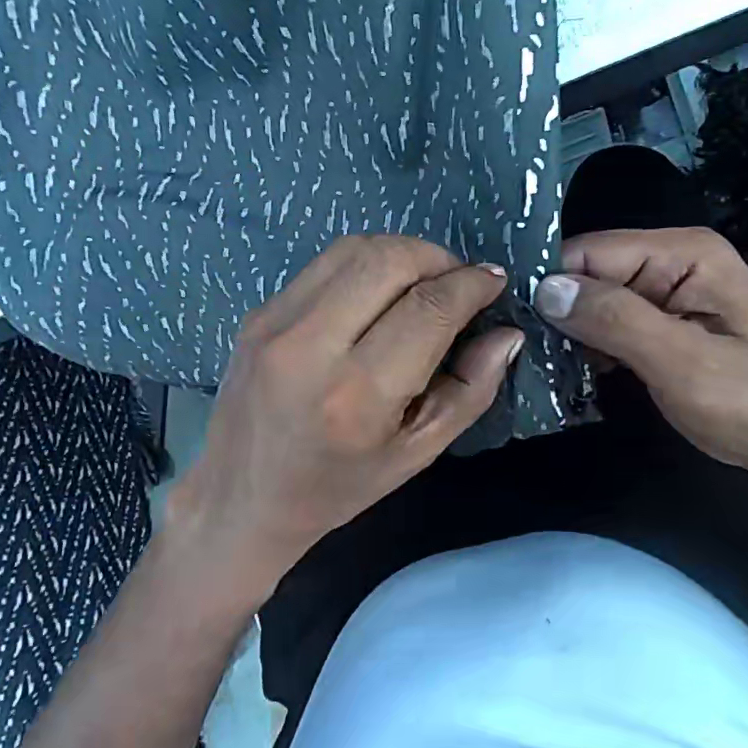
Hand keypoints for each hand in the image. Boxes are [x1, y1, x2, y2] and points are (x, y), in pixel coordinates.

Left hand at [163, 235, 521, 598]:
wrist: (241, 498)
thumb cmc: (339, 486)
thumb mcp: (419, 453)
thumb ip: (471, 391)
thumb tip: (507, 334)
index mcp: (357, 395)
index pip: (428, 309)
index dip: (471, 285)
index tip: (494, 282)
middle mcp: (310, 348)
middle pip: (389, 260)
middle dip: (440, 258)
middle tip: (461, 283)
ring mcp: (275, 323)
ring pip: (355, 249)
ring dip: (405, 254)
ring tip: (427, 283)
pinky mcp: (259, 312)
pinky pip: (326, 264)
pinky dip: (369, 265)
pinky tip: (382, 294)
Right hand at [533, 227, 747, 485]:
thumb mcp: (684, 362)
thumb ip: (616, 320)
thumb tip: (545, 288)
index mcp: (684, 253)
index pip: (592, 251)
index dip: (552, 285)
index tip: (514, 326)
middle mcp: (675, 264)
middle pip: (593, 277)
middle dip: (561, 315)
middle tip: (528, 359)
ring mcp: (673, 298)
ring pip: (599, 307)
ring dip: (575, 339)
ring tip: (547, 373)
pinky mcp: (670, 331)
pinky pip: (617, 330)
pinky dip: (595, 353)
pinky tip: (578, 379)